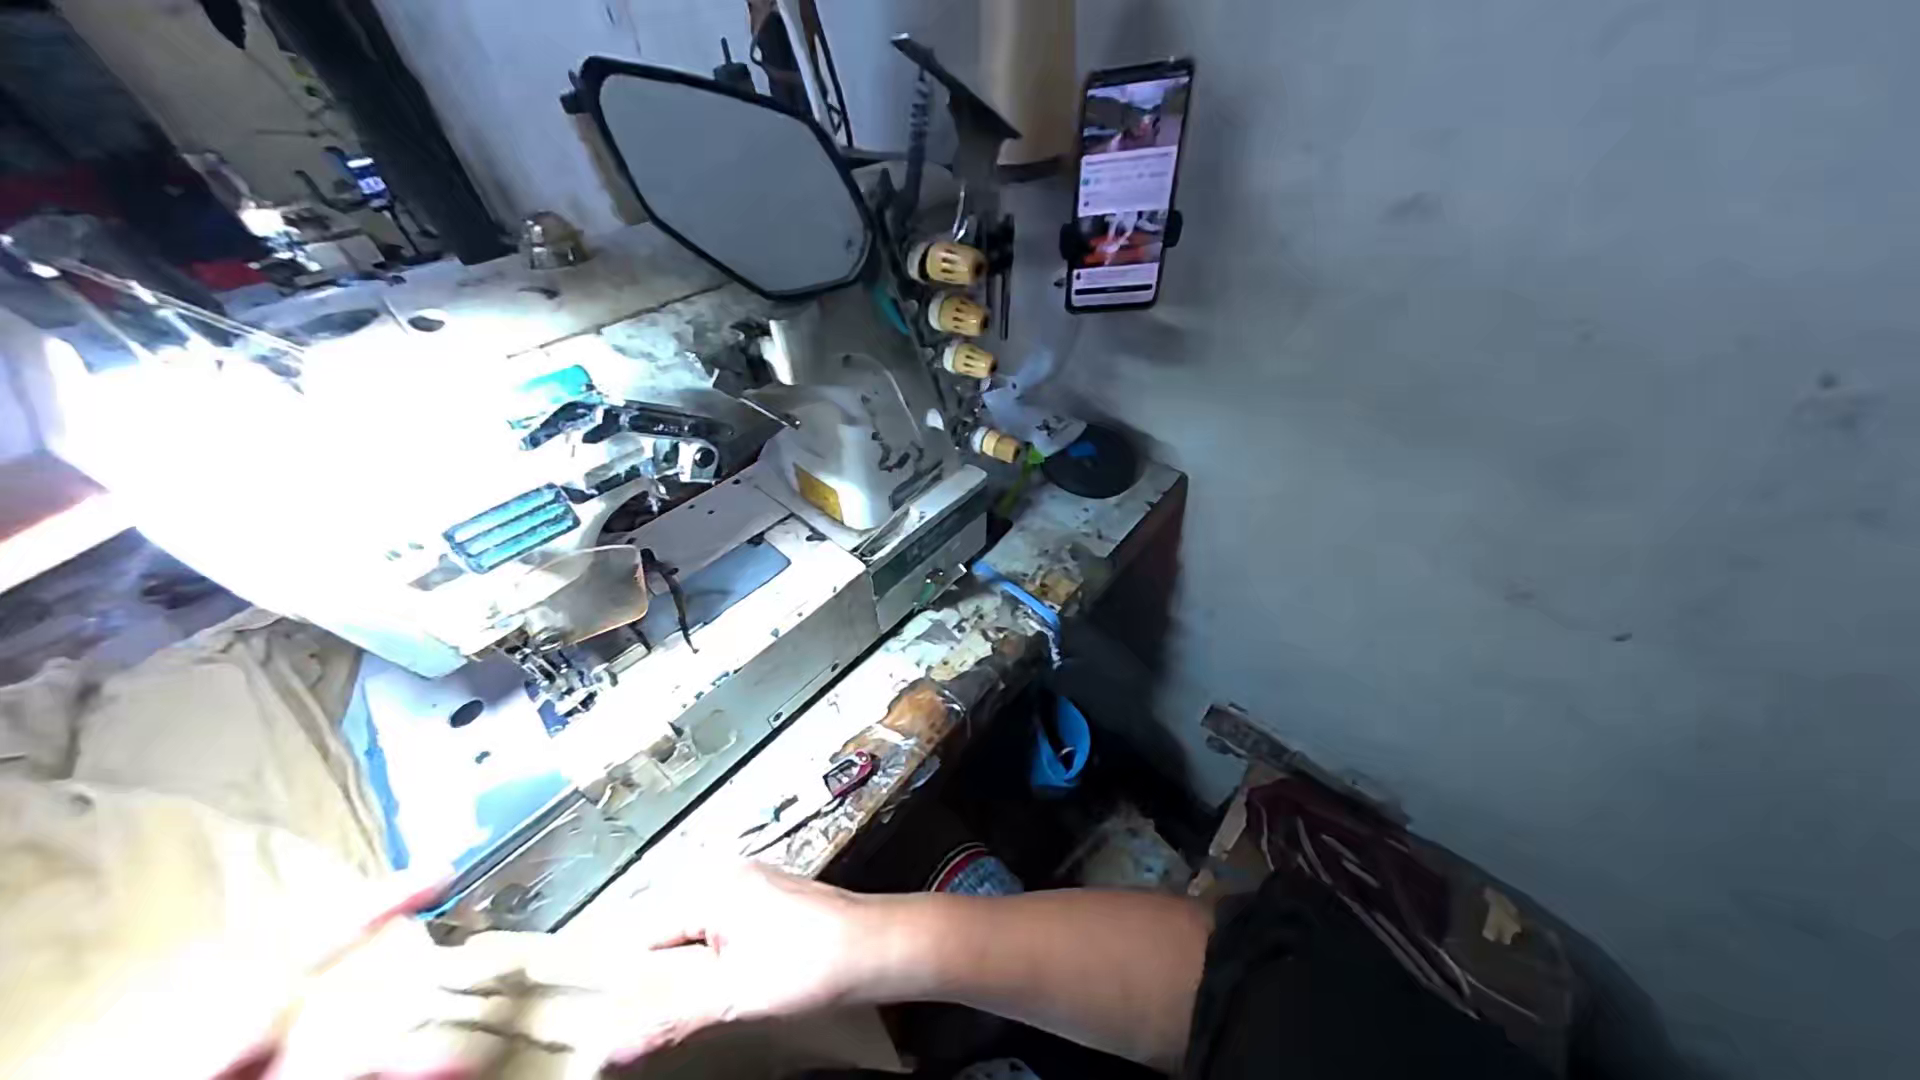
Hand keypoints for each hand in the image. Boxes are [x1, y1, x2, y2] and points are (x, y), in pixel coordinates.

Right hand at [235, 863, 892, 1075]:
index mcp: (708, 887)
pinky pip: (707, 937)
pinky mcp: (758, 908)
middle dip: (631, 980)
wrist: (877, 946)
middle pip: (654, 934)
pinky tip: (685, 999)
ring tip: (633, 1025)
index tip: (566, 1021)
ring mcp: (742, 891)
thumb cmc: (809, 962)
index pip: (632, 932)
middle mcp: (720, 878)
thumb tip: (596, 1047)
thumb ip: (666, 1015)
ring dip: (662, 977)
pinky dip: (692, 967)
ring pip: (681, 939)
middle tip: (597, 1034)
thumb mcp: (734, 993)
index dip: (601, 977)